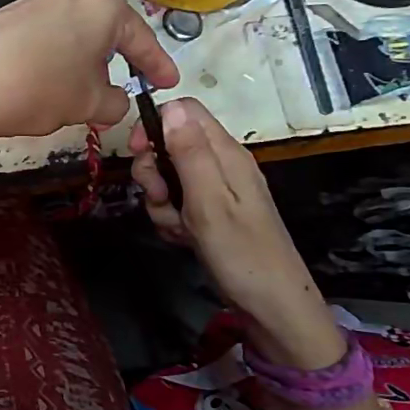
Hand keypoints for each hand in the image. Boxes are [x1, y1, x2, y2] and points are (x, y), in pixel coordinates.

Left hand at [0, 0, 179, 141]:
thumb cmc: (38, 88)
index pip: (142, 39)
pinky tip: (51, 83)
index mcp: (104, 3)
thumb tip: (116, 101)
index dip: (158, 67)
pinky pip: (53, 35)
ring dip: (88, 63)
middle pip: (109, 31)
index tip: (169, 85)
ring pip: (80, 33)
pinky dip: (62, 58)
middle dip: (119, 63)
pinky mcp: (14, 11)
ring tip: (84, 95)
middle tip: (125, 92)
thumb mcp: (89, 103)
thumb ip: (116, 103)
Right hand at [131, 98, 345, 367]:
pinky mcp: (210, 213)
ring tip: (177, 227)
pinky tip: (181, 238)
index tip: (138, 154)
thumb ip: (189, 152)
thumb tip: (171, 105)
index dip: (153, 126)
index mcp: (225, 153)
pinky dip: (171, 219)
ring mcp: (216, 190)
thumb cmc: (241, 252)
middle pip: (170, 144)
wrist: (271, 305)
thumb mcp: (209, 200)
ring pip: (169, 177)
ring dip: (160, 201)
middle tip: (161, 199)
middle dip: (153, 171)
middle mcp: (221, 164)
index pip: (184, 111)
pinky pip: (177, 203)